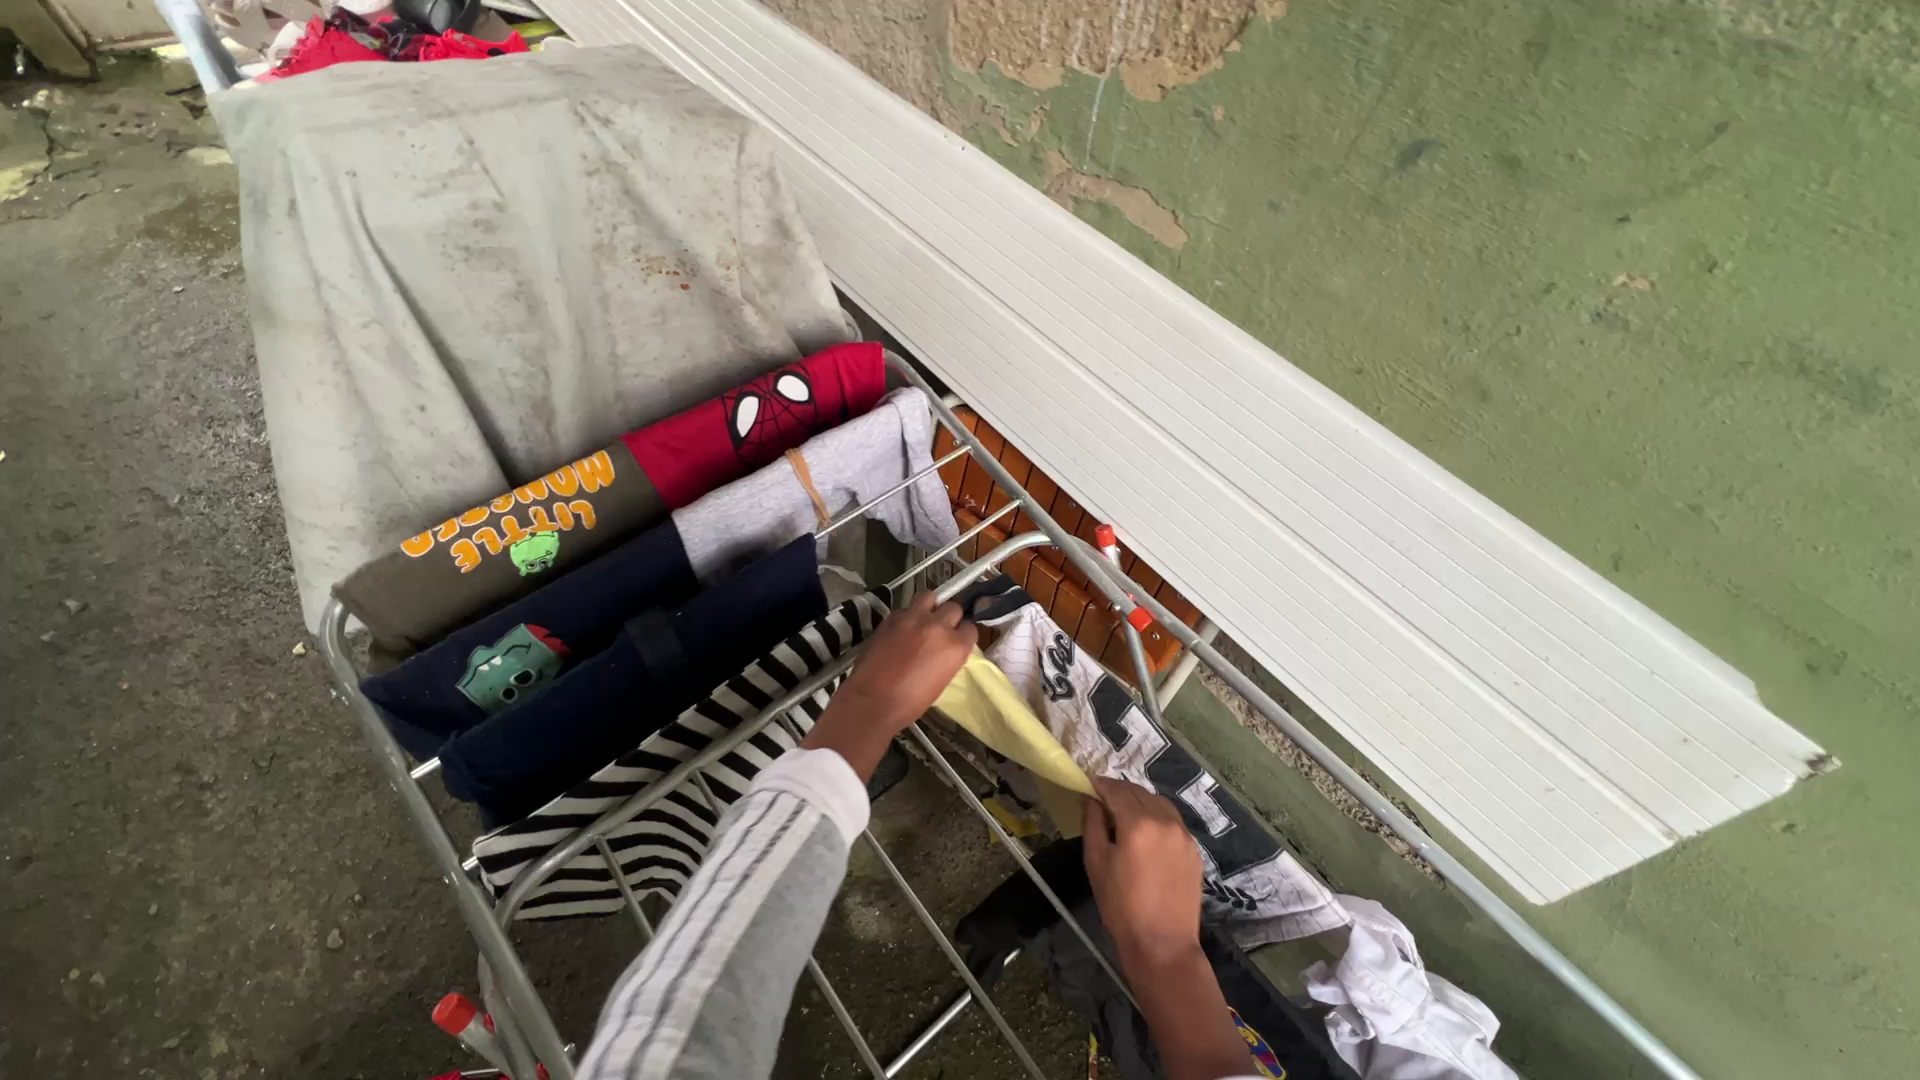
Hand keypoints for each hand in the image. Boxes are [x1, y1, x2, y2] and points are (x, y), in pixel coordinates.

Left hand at [802, 591, 977, 779]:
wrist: (873, 701)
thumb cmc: (911, 702)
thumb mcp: (942, 680)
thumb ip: (948, 657)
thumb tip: (945, 648)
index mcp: (955, 646)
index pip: (970, 628)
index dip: (963, 633)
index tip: (956, 639)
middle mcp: (937, 626)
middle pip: (953, 607)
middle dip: (949, 617)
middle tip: (939, 629)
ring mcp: (913, 618)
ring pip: (929, 596)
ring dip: (929, 606)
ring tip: (922, 619)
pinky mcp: (891, 618)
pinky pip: (905, 608)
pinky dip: (906, 616)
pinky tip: (900, 629)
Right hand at [1084, 776, 1252, 1079]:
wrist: (1162, 945)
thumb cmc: (1121, 906)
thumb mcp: (1097, 862)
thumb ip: (1094, 824)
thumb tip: (1092, 800)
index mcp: (1138, 823)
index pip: (1116, 789)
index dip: (1099, 784)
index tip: (1087, 784)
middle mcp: (1165, 821)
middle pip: (1138, 791)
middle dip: (1118, 790)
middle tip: (1101, 798)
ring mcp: (1183, 834)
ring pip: (1158, 802)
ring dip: (1139, 799)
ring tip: (1123, 812)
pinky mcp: (1193, 849)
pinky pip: (1172, 820)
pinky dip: (1156, 815)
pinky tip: (1145, 830)